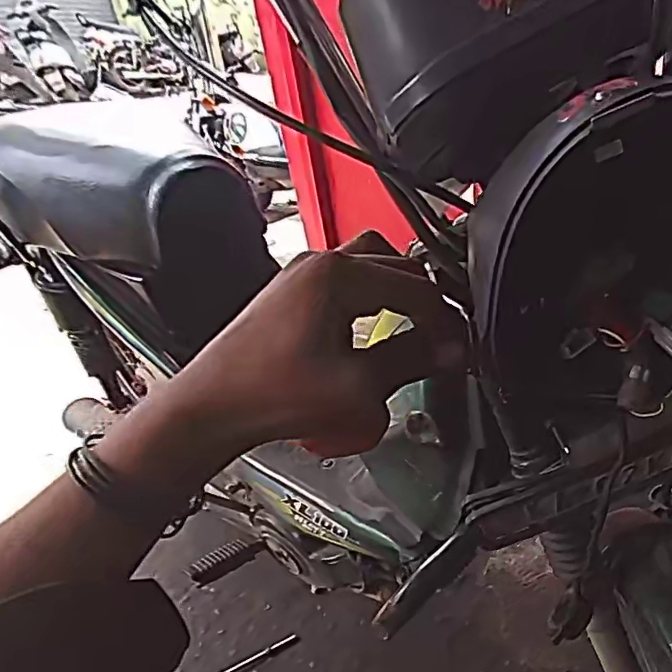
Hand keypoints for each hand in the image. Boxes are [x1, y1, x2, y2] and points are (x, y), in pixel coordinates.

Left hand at [99, 231, 468, 492]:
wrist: (215, 406)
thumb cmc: (268, 393)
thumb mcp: (355, 386)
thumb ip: (409, 361)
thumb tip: (447, 350)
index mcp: (337, 276)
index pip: (415, 288)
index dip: (444, 321)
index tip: (456, 347)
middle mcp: (319, 265)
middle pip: (397, 265)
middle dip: (428, 301)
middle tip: (444, 336)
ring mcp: (303, 277)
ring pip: (372, 267)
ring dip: (401, 293)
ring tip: (418, 328)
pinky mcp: (293, 296)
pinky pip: (347, 283)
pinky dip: (374, 300)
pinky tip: (378, 330)